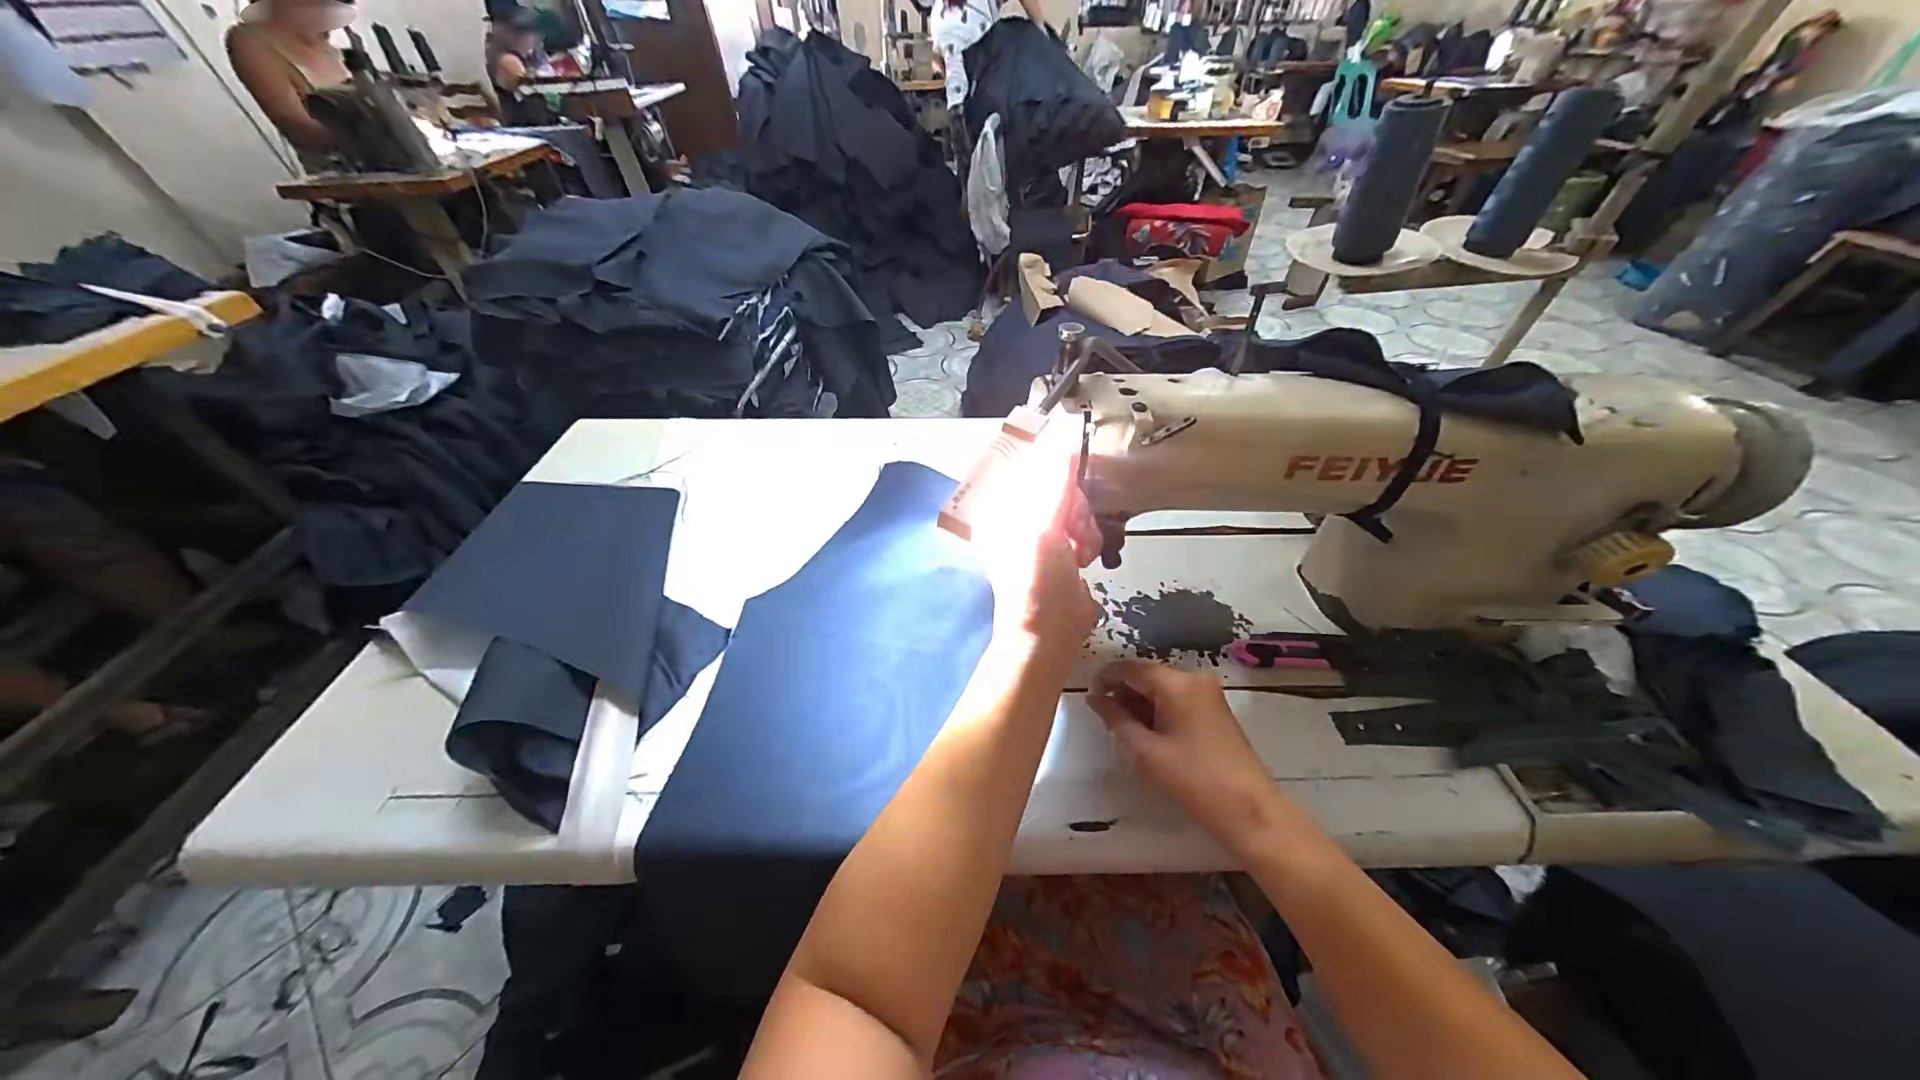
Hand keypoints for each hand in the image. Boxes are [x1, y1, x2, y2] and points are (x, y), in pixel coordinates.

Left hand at [967, 421, 1102, 659]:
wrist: (1049, 630)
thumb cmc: (1035, 580)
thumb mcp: (1042, 523)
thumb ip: (1055, 478)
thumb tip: (1063, 432)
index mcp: (998, 508)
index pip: (1030, 468)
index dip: (1054, 476)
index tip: (1066, 491)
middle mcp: (1015, 517)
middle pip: (1058, 486)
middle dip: (1073, 508)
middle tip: (1069, 530)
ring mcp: (1040, 534)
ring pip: (1076, 506)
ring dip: (1084, 526)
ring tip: (1078, 550)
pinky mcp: (1062, 551)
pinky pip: (1084, 527)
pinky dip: (1089, 540)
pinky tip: (1084, 559)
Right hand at [1088, 660, 1285, 851]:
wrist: (1249, 810)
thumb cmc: (1193, 779)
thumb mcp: (1145, 751)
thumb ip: (1115, 719)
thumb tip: (1094, 698)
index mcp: (1177, 683)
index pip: (1130, 668)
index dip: (1105, 678)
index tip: (1089, 699)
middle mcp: (1194, 679)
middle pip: (1147, 675)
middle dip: (1122, 692)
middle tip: (1103, 718)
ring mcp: (1208, 694)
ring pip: (1161, 688)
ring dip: (1139, 702)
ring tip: (1122, 729)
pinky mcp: (1214, 710)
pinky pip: (1176, 700)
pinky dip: (1157, 710)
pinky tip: (1146, 733)